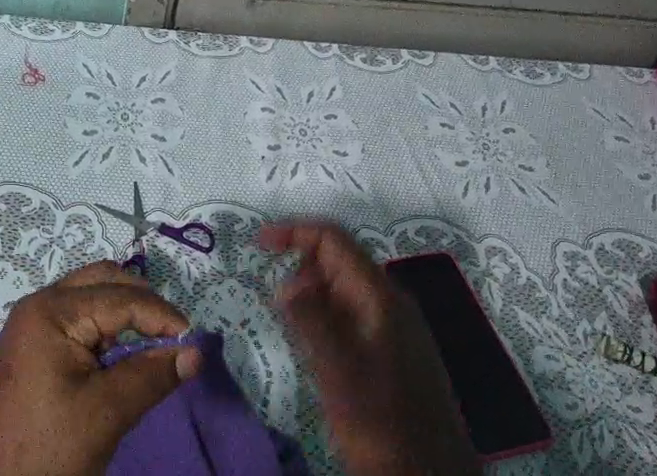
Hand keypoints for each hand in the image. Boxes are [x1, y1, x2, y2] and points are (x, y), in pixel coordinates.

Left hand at [0, 261, 201, 475]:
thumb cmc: (47, 448)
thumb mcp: (106, 412)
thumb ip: (153, 375)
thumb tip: (196, 352)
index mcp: (52, 310)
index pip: (122, 297)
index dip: (162, 316)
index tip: (194, 341)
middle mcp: (39, 304)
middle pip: (104, 281)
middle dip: (142, 302)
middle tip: (174, 336)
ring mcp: (32, 325)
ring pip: (91, 297)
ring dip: (125, 312)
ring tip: (154, 344)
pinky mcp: (32, 347)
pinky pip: (78, 319)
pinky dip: (106, 328)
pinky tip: (123, 354)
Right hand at [261, 221, 481, 475]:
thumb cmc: (382, 423)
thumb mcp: (337, 370)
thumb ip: (310, 319)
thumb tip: (286, 282)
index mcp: (381, 296)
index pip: (334, 240)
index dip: (295, 232)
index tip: (258, 244)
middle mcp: (392, 302)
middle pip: (341, 261)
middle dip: (302, 267)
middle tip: (275, 301)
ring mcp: (398, 328)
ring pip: (347, 290)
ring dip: (313, 294)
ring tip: (289, 324)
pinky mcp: (397, 353)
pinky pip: (355, 315)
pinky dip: (328, 316)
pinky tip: (315, 346)